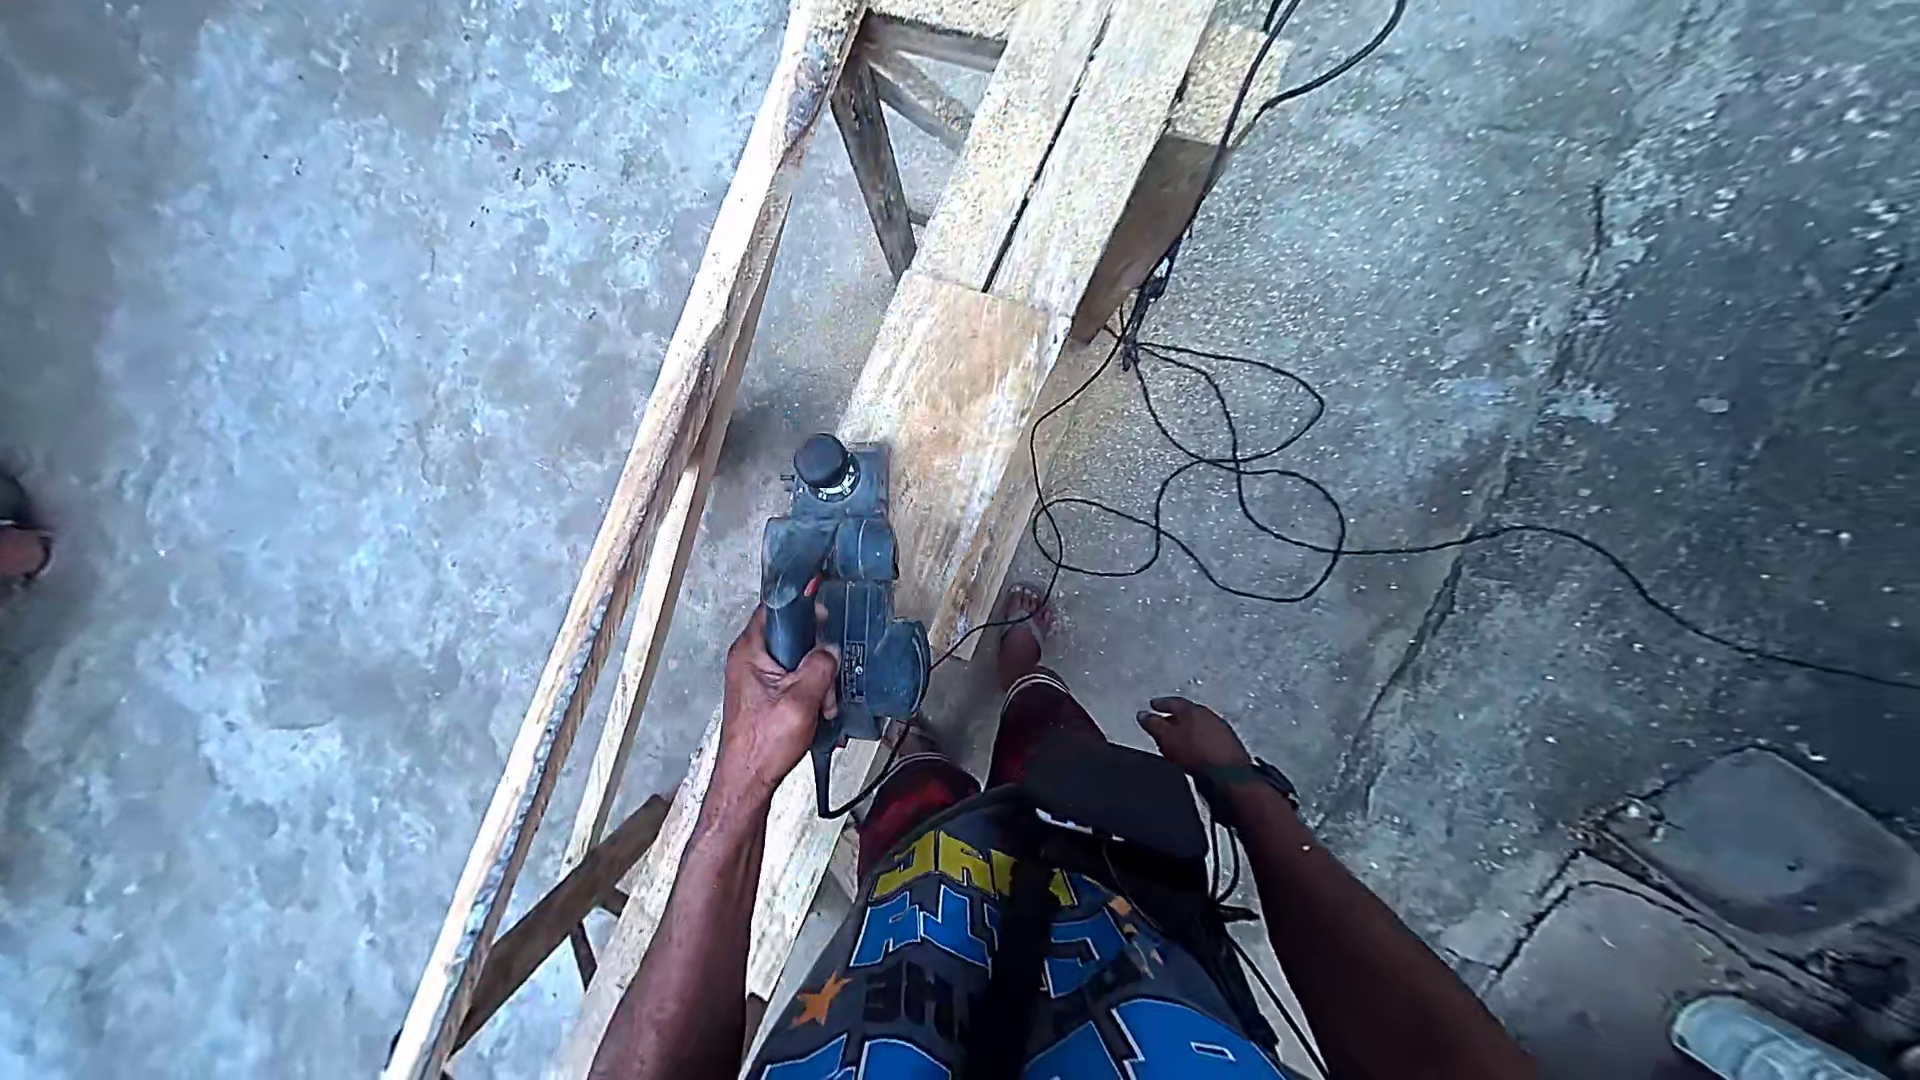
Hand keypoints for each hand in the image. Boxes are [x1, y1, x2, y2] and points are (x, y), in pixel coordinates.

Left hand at [710, 607, 839, 815]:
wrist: (748, 782)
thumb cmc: (763, 745)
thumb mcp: (801, 699)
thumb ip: (820, 666)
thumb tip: (830, 650)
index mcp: (749, 652)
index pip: (773, 608)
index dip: (801, 604)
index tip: (823, 608)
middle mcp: (749, 660)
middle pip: (792, 636)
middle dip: (817, 655)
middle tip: (826, 675)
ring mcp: (757, 678)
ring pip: (797, 660)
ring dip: (817, 679)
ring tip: (822, 703)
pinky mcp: (766, 695)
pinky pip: (795, 680)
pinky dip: (810, 692)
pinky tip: (818, 711)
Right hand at [1136, 696, 1251, 773]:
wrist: (1229, 777)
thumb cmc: (1196, 754)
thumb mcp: (1166, 738)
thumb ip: (1153, 724)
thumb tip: (1142, 714)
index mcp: (1192, 709)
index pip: (1173, 701)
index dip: (1161, 703)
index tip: (1153, 704)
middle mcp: (1209, 716)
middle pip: (1188, 713)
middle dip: (1175, 718)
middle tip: (1164, 723)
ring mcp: (1222, 732)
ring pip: (1200, 727)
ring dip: (1188, 732)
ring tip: (1178, 741)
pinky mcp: (1231, 748)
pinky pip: (1209, 740)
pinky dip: (1200, 743)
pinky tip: (1195, 753)